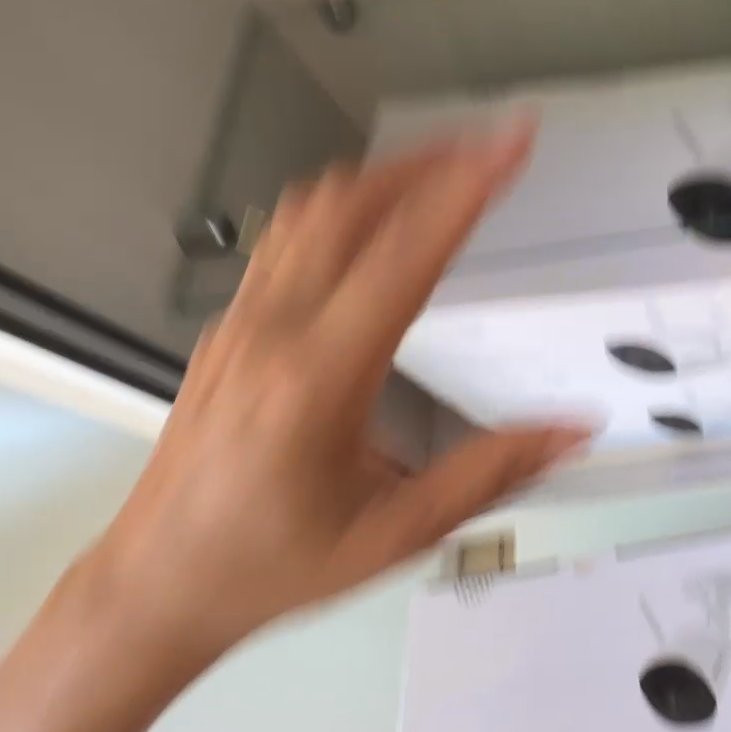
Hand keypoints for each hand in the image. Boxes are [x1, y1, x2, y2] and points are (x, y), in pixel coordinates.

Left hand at [89, 117, 594, 655]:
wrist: (155, 585)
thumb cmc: (276, 565)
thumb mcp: (397, 533)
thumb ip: (492, 474)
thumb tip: (575, 429)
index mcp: (319, 377)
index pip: (404, 256)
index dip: (465, 192)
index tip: (512, 146)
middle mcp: (274, 329)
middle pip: (353, 206)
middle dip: (431, 161)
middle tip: (495, 146)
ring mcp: (243, 319)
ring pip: (314, 209)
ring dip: (389, 174)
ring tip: (450, 166)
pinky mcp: (232, 324)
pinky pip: (291, 235)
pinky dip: (349, 202)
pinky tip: (383, 215)